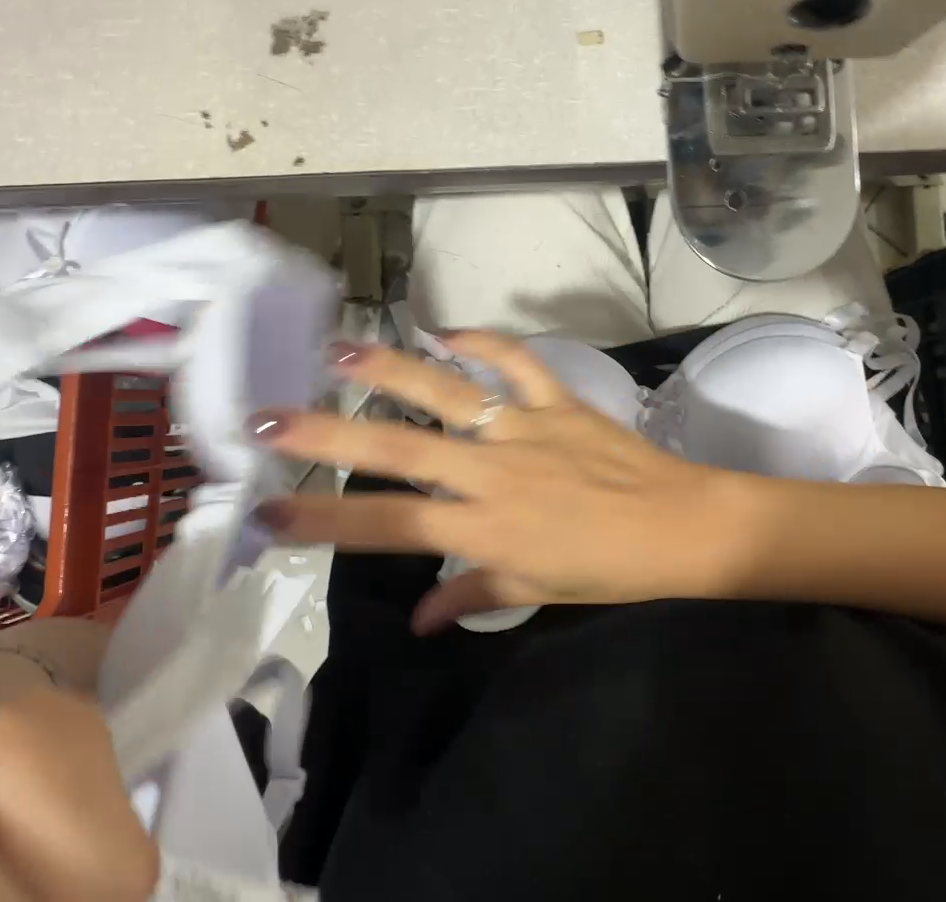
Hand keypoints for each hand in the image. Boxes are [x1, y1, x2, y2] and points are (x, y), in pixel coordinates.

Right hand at [250, 331, 763, 632]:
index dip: (325, 523)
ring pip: (448, 393)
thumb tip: (418, 618)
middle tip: (264, 418)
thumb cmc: (610, 569)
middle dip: (324, 437)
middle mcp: (493, 472)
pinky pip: (517, 363)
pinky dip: (483, 342)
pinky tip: (445, 328)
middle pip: (398, 451)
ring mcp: (526, 429)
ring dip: (391, 370)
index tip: (266, 515)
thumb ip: (472, 595)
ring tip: (337, 351)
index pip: (390, 526)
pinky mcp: (560, 402)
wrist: (681, 527)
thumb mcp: (536, 590)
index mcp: (484, 527)